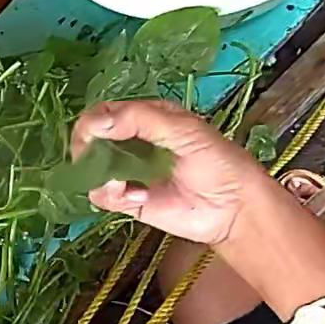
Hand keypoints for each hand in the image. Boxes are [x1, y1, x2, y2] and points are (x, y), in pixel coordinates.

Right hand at [71, 100, 265, 245]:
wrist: (236, 211)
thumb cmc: (219, 163)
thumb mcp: (184, 131)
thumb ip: (140, 120)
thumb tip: (94, 125)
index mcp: (145, 118)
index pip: (104, 113)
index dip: (92, 122)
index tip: (91, 136)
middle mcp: (131, 143)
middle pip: (90, 139)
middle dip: (88, 150)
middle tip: (96, 161)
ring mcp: (127, 172)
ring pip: (91, 169)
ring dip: (101, 176)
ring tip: (124, 185)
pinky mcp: (127, 200)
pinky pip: (101, 195)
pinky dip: (112, 196)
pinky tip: (139, 198)